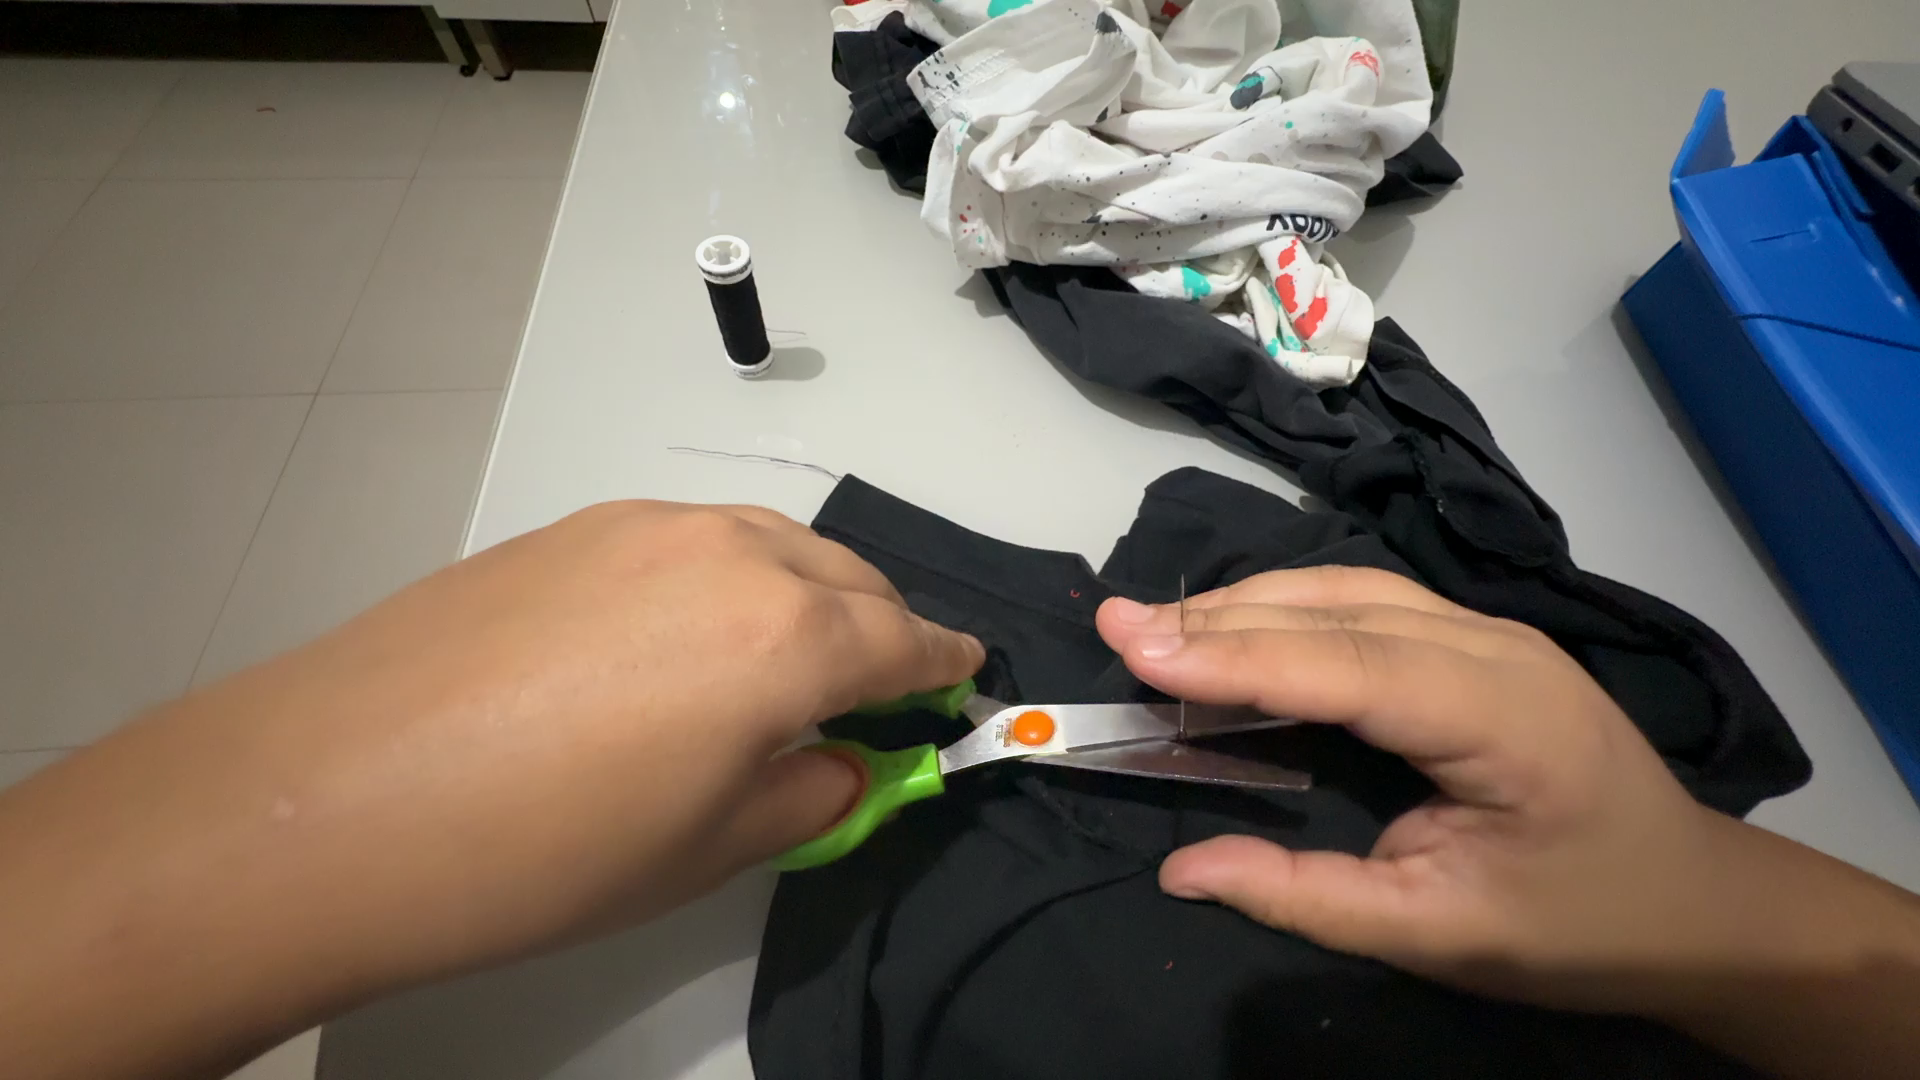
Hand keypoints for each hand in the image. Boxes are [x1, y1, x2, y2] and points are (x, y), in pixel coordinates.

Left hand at [0, 501, 981, 1079]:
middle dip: (885, 626)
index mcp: (787, 639)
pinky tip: (698, 622)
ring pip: (784, 543)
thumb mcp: (712, 850)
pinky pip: (708, 537)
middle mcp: (738, 556)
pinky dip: (743, 572)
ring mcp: (658, 525)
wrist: (320, 800)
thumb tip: (849, 760)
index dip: (944, 662)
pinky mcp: (591, 520)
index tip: (966, 670)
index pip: (903, 642)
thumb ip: (813, 792)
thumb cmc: (546, 852)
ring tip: (796, 645)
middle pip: (854, 579)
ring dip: (817, 590)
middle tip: (879, 679)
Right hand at [1093, 567, 1919, 1035]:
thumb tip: (1181, 871)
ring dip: (1238, 603)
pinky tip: (1226, 621)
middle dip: (1215, 617)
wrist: (1698, 898)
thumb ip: (1304, 896)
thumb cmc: (1576, 923)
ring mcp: (1478, 627)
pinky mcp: (1460, 631)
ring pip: (1335, 587)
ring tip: (1155, 624)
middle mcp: (1491, 646)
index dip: (1235, 655)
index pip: (1348, 667)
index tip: (1138, 647)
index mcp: (1503, 719)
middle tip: (1118, 623)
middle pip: (1331, 610)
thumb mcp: (1437, 933)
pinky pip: (1351, 596)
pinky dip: (1274, 604)